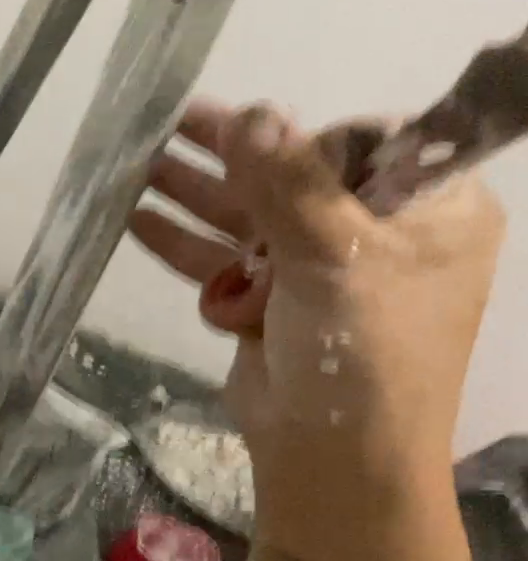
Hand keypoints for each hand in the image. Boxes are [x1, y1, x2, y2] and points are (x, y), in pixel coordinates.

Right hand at [129, 100, 504, 491]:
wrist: (329, 447)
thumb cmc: (360, 347)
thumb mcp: (332, 255)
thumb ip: (289, 183)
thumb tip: (255, 114)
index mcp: (426, 209)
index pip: (363, 145)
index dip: (301, 140)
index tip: (247, 135)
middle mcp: (371, 233)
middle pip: (290, 179)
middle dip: (229, 157)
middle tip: (173, 121)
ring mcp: (313, 270)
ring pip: (243, 220)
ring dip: (190, 196)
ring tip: (134, 166)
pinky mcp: (266, 302)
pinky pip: (218, 260)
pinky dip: (179, 243)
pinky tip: (136, 220)